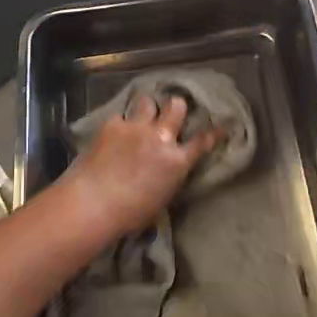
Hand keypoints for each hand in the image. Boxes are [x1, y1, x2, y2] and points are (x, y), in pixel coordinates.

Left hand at [60, 94, 219, 238]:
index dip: (214, 133)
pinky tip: (112, 133)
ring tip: (141, 116)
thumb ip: (168, 180)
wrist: (95, 202)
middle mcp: (161, 138)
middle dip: (176, 106)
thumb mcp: (161, 200)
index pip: (202, 142)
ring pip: (147, 102)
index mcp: (177, 161)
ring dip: (147, 109)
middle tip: (171, 111)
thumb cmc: (131, 214)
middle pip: (176, 107)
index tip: (221, 125)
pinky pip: (120, 117)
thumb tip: (166, 174)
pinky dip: (119, 124)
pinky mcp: (113, 125)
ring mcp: (136, 128)